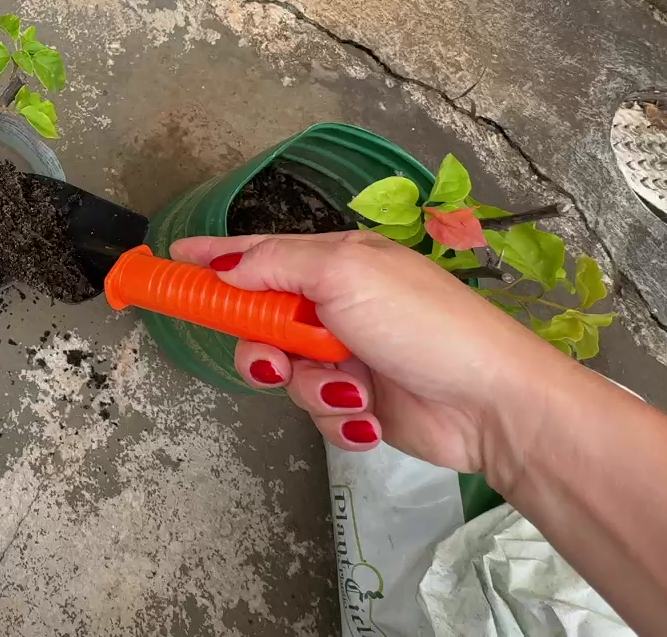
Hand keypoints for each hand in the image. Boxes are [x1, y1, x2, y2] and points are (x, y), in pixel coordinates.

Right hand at [170, 232, 573, 475]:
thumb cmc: (420, 323)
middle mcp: (331, 305)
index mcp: (331, 263)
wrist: (495, 406)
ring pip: (282, 370)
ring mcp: (342, 354)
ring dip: (309, 385)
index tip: (171, 259)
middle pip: (258, 320)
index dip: (211, 257)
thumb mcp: (344, 272)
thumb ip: (274, 264)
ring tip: (347, 390)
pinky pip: (313, 406)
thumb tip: (222, 266)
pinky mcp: (355, 400)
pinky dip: (336, 413)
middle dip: (261, 343)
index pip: (255, 254)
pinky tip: (367, 412)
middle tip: (271, 358)